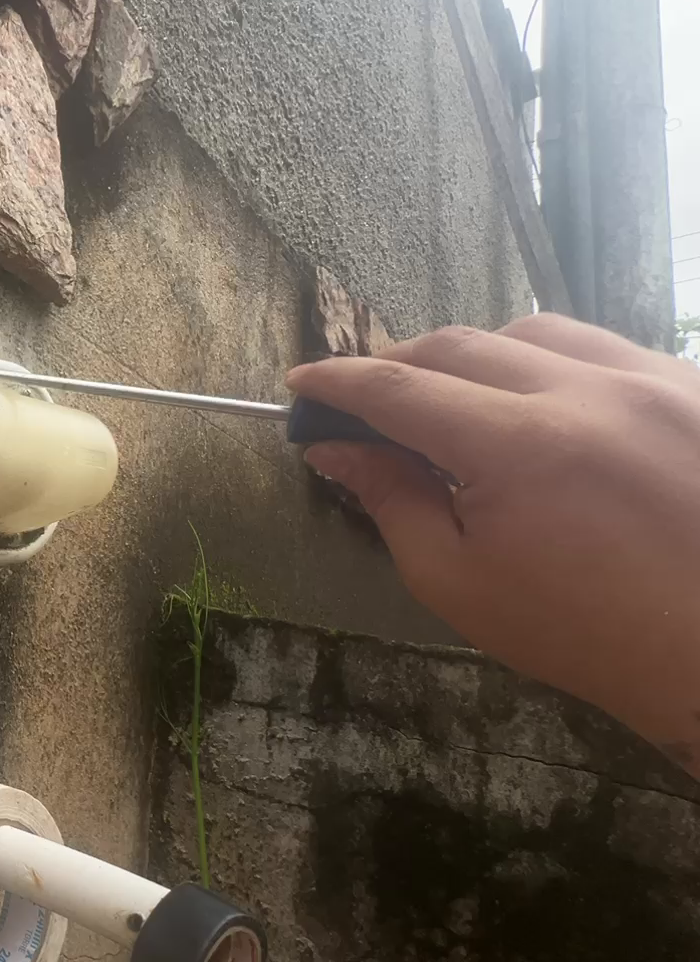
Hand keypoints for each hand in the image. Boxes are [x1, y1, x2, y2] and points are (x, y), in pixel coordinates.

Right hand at [285, 314, 699, 758]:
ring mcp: (667, 385)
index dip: (336, 380)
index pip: (399, 389)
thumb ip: (389, 497)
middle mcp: (597, 394)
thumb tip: (332, 449)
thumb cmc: (578, 629)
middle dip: (392, 363)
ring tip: (449, 400)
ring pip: (536, 332)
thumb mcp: (450, 575)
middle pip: (461, 345)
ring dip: (470, 357)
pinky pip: (606, 350)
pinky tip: (531, 409)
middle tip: (359, 400)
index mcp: (522, 446)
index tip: (298, 380)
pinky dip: (543, 364)